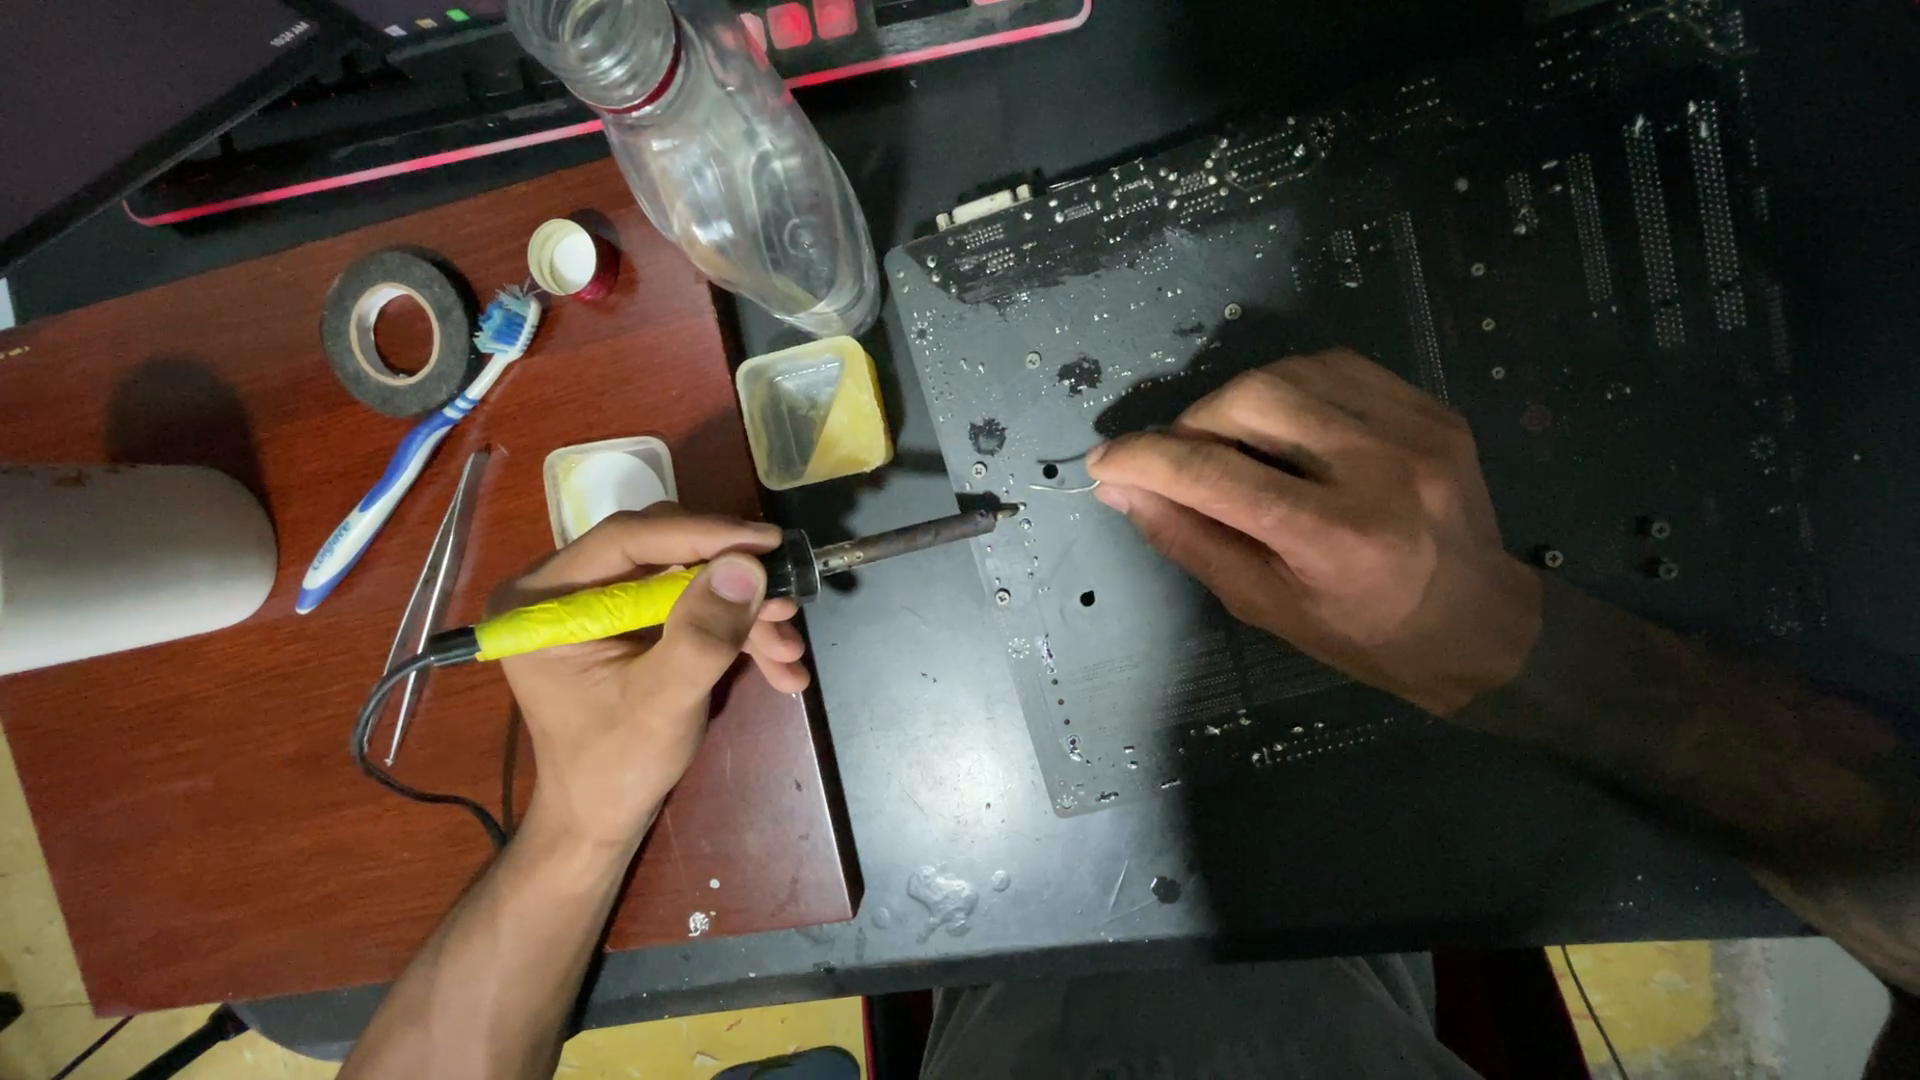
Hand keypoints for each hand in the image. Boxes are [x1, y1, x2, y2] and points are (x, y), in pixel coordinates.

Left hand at [490, 505, 810, 848]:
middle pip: (666, 552)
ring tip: (790, 650)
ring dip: (746, 613)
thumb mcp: (661, 704)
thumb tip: (748, 567)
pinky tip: (781, 667)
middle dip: (733, 582)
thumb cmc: (613, 767)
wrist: (602, 817)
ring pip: (691, 579)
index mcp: (543, 598)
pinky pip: (697, 608)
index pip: (627, 539)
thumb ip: (700, 636)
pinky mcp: (638, 624)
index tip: (767, 543)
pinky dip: (740, 633)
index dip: (701, 535)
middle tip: (786, 599)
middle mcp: (570, 588)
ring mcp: (607, 605)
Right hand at [1086, 348, 1540, 715]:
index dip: (1145, 460)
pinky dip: (1285, 387)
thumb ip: (1187, 540)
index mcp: (1335, 539)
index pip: (1214, 476)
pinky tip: (1279, 423)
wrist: (1479, 624)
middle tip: (1178, 459)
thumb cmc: (1362, 633)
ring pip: (1288, 372)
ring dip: (1234, 402)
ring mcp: (1414, 428)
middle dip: (1192, 424)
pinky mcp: (1429, 407)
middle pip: (1251, 401)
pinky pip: (1332, 366)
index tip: (1104, 459)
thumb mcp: (1262, 603)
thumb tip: (1121, 489)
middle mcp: (1380, 470)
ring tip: (1228, 443)